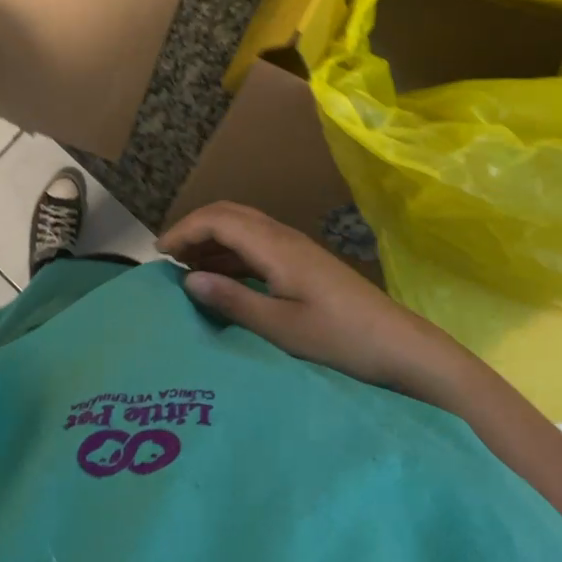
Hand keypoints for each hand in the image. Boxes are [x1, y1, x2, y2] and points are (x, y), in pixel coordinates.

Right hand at [158, 203, 480, 402]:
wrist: (402, 347)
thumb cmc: (341, 340)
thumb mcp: (282, 328)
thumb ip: (233, 300)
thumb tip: (187, 278)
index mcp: (276, 247)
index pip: (219, 220)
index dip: (184, 230)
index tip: (159, 253)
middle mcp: (284, 238)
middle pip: (230, 214)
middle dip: (195, 228)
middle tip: (169, 256)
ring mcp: (297, 249)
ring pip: (243, 227)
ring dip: (212, 240)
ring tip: (188, 267)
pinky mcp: (305, 263)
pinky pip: (257, 243)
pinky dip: (231, 253)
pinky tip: (223, 277)